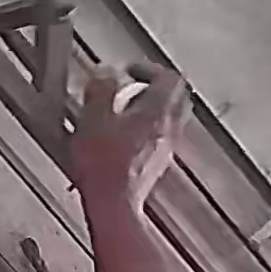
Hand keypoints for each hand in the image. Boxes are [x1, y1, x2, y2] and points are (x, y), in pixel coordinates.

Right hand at [69, 66, 190, 207]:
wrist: (113, 203)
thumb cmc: (104, 164)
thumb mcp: (93, 118)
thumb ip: (101, 90)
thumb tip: (107, 73)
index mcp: (157, 112)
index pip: (169, 79)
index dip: (150, 68)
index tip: (131, 69)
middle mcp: (168, 129)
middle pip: (177, 98)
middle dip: (156, 87)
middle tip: (134, 85)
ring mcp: (164, 148)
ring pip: (170, 118)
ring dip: (150, 108)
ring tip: (125, 108)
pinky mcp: (155, 164)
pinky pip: (158, 137)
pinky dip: (145, 128)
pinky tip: (122, 135)